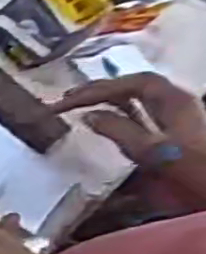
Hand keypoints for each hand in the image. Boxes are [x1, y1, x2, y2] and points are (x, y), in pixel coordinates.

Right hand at [51, 72, 205, 166]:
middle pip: (138, 85)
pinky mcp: (171, 133)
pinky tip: (100, 119)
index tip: (63, 104)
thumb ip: (120, 130)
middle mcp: (179, 105)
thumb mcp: (151, 151)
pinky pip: (141, 112)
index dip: (98, 89)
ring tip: (76, 105)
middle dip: (98, 90)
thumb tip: (87, 116)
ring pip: (139, 97)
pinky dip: (116, 110)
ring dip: (105, 97)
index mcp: (176, 104)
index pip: (136, 83)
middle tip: (63, 101)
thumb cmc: (190, 170)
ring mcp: (178, 118)